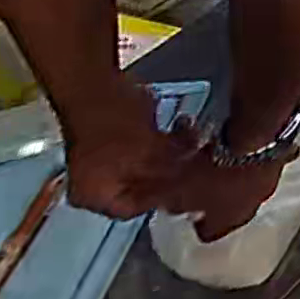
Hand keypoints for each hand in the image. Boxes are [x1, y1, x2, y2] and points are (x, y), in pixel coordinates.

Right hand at [61, 86, 200, 219]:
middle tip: (204, 157)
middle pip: (147, 185)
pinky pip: (156, 145)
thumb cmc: (112, 123)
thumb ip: (167, 168)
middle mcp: (101, 182)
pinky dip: (174, 138)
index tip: (193, 185)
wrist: (99, 90)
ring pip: (156, 163)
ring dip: (181, 150)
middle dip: (178, 170)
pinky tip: (186, 125)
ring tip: (198, 137)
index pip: (132, 208)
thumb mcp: (144, 150)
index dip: (164, 198)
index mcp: (95, 192)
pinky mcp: (130, 139)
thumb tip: (190, 180)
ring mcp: (115, 160)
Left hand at [169, 149, 295, 241]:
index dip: (198, 225)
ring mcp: (273, 179)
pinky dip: (262, 156)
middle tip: (210, 189)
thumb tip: (173, 207)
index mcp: (227, 221)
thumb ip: (174, 203)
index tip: (191, 215)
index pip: (209, 233)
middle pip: (236, 209)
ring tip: (230, 164)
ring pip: (255, 185)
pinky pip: (271, 160)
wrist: (253, 137)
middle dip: (224, 201)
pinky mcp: (285, 156)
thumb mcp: (176, 191)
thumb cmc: (212, 171)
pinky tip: (252, 146)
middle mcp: (254, 205)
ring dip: (245, 180)